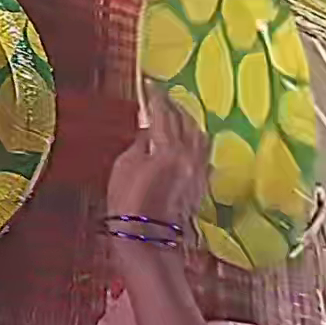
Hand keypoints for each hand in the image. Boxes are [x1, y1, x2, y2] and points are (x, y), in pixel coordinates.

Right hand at [107, 84, 209, 232]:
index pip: (163, 113)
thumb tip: (149, 132)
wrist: (147, 239)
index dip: (155, 96)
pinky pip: (201, 150)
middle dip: (174, 105)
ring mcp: (198, 170)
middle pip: (186, 121)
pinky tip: (184, 136)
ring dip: (187, 120)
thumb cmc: (127, 201)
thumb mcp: (124, 165)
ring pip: (198, 135)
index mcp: (168, 149)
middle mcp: (190, 156)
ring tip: (175, 112)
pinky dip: (193, 137)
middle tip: (162, 95)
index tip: (149, 84)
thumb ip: (140, 143)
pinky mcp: (200, 183)